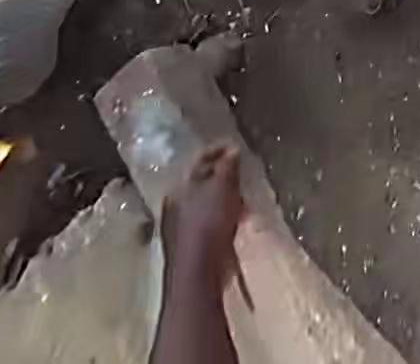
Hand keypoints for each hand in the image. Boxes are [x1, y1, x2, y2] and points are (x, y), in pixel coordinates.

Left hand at [162, 143, 245, 288]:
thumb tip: (233, 150)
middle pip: (202, 179)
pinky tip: (237, 218)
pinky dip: (224, 213)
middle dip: (224, 174)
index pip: (199, 159)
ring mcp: (180, 225)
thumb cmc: (209, 223)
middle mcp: (175, 203)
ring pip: (207, 200)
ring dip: (226, 195)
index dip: (219, 149)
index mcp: (179, 186)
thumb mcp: (222, 187)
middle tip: (243, 170)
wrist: (198, 274)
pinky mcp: (190, 243)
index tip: (237, 145)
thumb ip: (228, 166)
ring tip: (244, 195)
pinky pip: (210, 218)